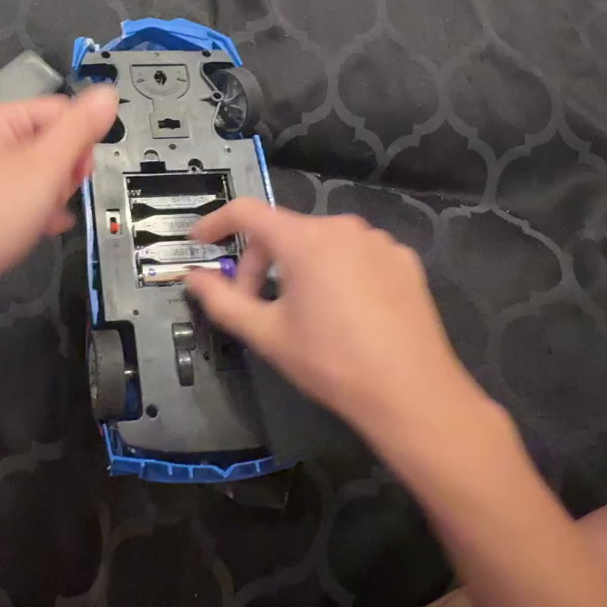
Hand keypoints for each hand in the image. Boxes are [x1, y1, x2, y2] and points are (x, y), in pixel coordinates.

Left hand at [0, 87, 118, 329]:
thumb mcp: (45, 167)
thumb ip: (80, 128)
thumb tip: (108, 93)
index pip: (61, 110)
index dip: (81, 138)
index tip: (84, 170)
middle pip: (50, 142)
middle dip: (66, 170)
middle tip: (59, 194)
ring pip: (38, 175)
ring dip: (53, 194)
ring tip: (45, 217)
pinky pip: (20, 199)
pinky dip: (36, 212)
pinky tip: (41, 230)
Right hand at [184, 200, 492, 442]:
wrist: (413, 394)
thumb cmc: (332, 362)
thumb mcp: (267, 334)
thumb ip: (222, 301)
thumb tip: (193, 278)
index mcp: (305, 240)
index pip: (247, 212)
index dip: (216, 223)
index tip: (200, 241)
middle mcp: (342, 228)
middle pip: (284, 231)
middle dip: (260, 263)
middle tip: (254, 305)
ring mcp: (378, 242)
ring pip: (320, 243)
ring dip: (298, 267)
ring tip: (303, 313)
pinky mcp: (403, 261)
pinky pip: (355, 255)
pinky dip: (337, 272)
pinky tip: (344, 313)